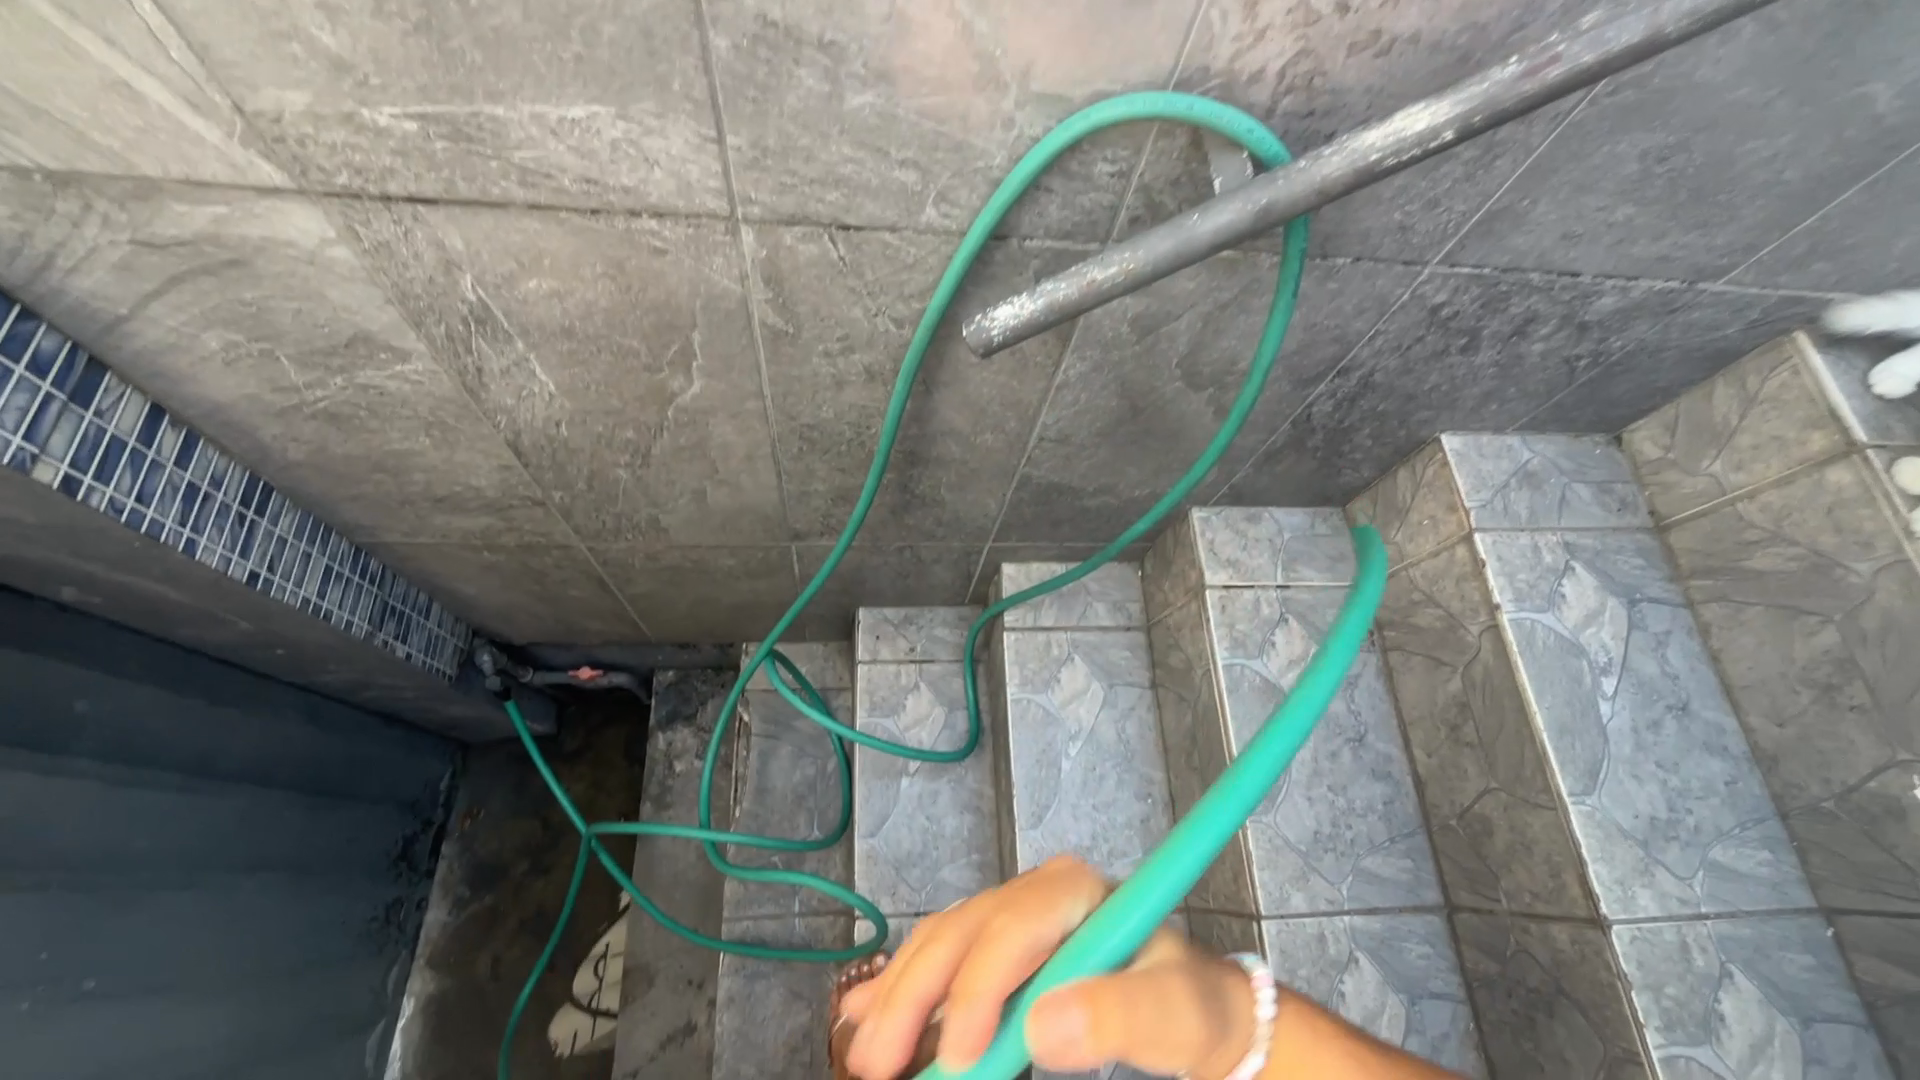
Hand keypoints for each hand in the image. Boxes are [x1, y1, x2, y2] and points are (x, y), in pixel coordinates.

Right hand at [837, 855, 1255, 1079]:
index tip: (957, 1058)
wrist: (1191, 1004)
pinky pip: (940, 955)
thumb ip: (1121, 1015)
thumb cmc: (1187, 1007)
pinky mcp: (996, 943)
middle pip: (962, 932)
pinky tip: (863, 1012)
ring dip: (898, 996)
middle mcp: (1033, 893)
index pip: (1012, 927)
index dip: (976, 987)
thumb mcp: (1175, 1014)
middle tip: (878, 1065)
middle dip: (915, 996)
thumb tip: (1043, 1027)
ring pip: (940, 943)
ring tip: (865, 1053)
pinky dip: (900, 986)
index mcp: (1074, 891)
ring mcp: (1009, 913)